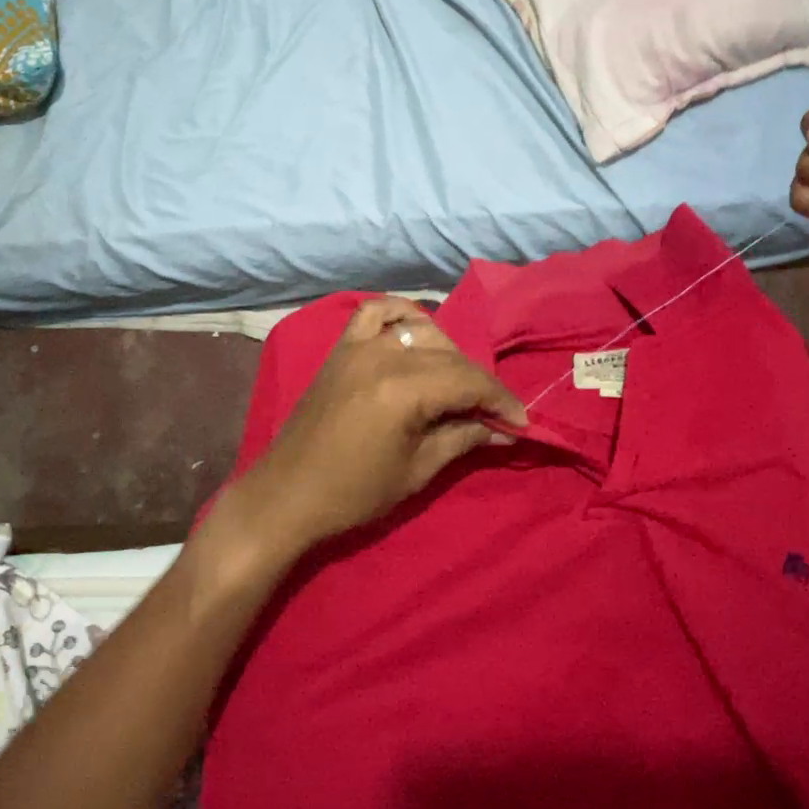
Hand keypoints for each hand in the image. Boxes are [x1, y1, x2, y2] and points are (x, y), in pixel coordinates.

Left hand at [232, 298, 527, 550]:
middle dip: (478, 383)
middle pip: (450, 356)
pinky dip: (400, 315)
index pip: (469, 381)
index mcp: (403, 389)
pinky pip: (374, 313)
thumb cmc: (354, 493)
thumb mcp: (416, 471)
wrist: (287, 495)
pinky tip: (415, 332)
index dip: (501, 400)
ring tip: (456, 385)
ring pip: (420, 330)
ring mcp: (357, 346)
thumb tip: (503, 430)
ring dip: (447, 353)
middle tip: (492, 413)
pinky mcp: (340, 349)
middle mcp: (383, 355)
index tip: (521, 422)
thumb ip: (462, 439)